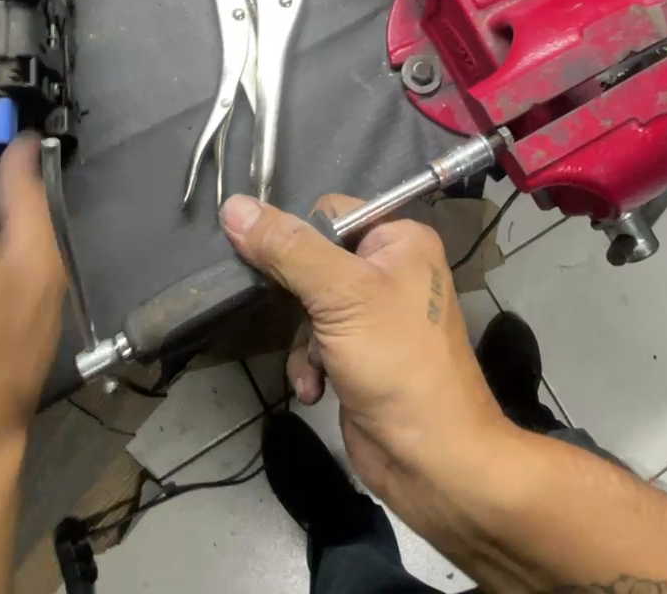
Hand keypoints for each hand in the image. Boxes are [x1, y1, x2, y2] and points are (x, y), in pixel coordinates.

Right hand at [219, 193, 510, 530]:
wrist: (432, 459)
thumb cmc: (397, 363)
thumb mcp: (341, 295)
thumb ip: (288, 250)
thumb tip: (234, 206)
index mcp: (400, 239)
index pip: (331, 213)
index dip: (300, 238)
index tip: (278, 269)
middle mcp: (391, 269)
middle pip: (314, 260)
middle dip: (298, 300)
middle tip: (296, 316)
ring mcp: (376, 314)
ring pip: (309, 305)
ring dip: (303, 340)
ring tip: (316, 365)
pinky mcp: (361, 353)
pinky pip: (316, 342)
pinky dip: (309, 365)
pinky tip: (316, 389)